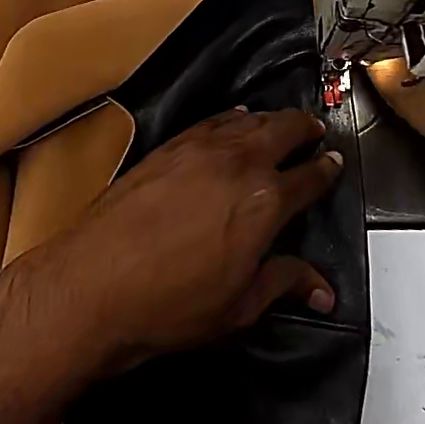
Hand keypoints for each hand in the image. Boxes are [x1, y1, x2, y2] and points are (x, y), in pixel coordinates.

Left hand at [19, 108, 341, 370]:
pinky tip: (234, 119)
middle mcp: (238, 164)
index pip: (310, 176)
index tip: (332, 163)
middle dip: (306, 127)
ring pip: (250, 119)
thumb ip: (284, 283)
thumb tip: (316, 288)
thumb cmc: (162, 301)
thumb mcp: (238, 306)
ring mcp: (201, 150)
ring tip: (281, 122)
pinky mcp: (170, 147)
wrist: (92, 286)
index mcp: (265, 202)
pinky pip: (212, 120)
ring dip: (271, 118)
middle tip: (314, 129)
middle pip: (285, 129)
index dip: (326, 169)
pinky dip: (232, 117)